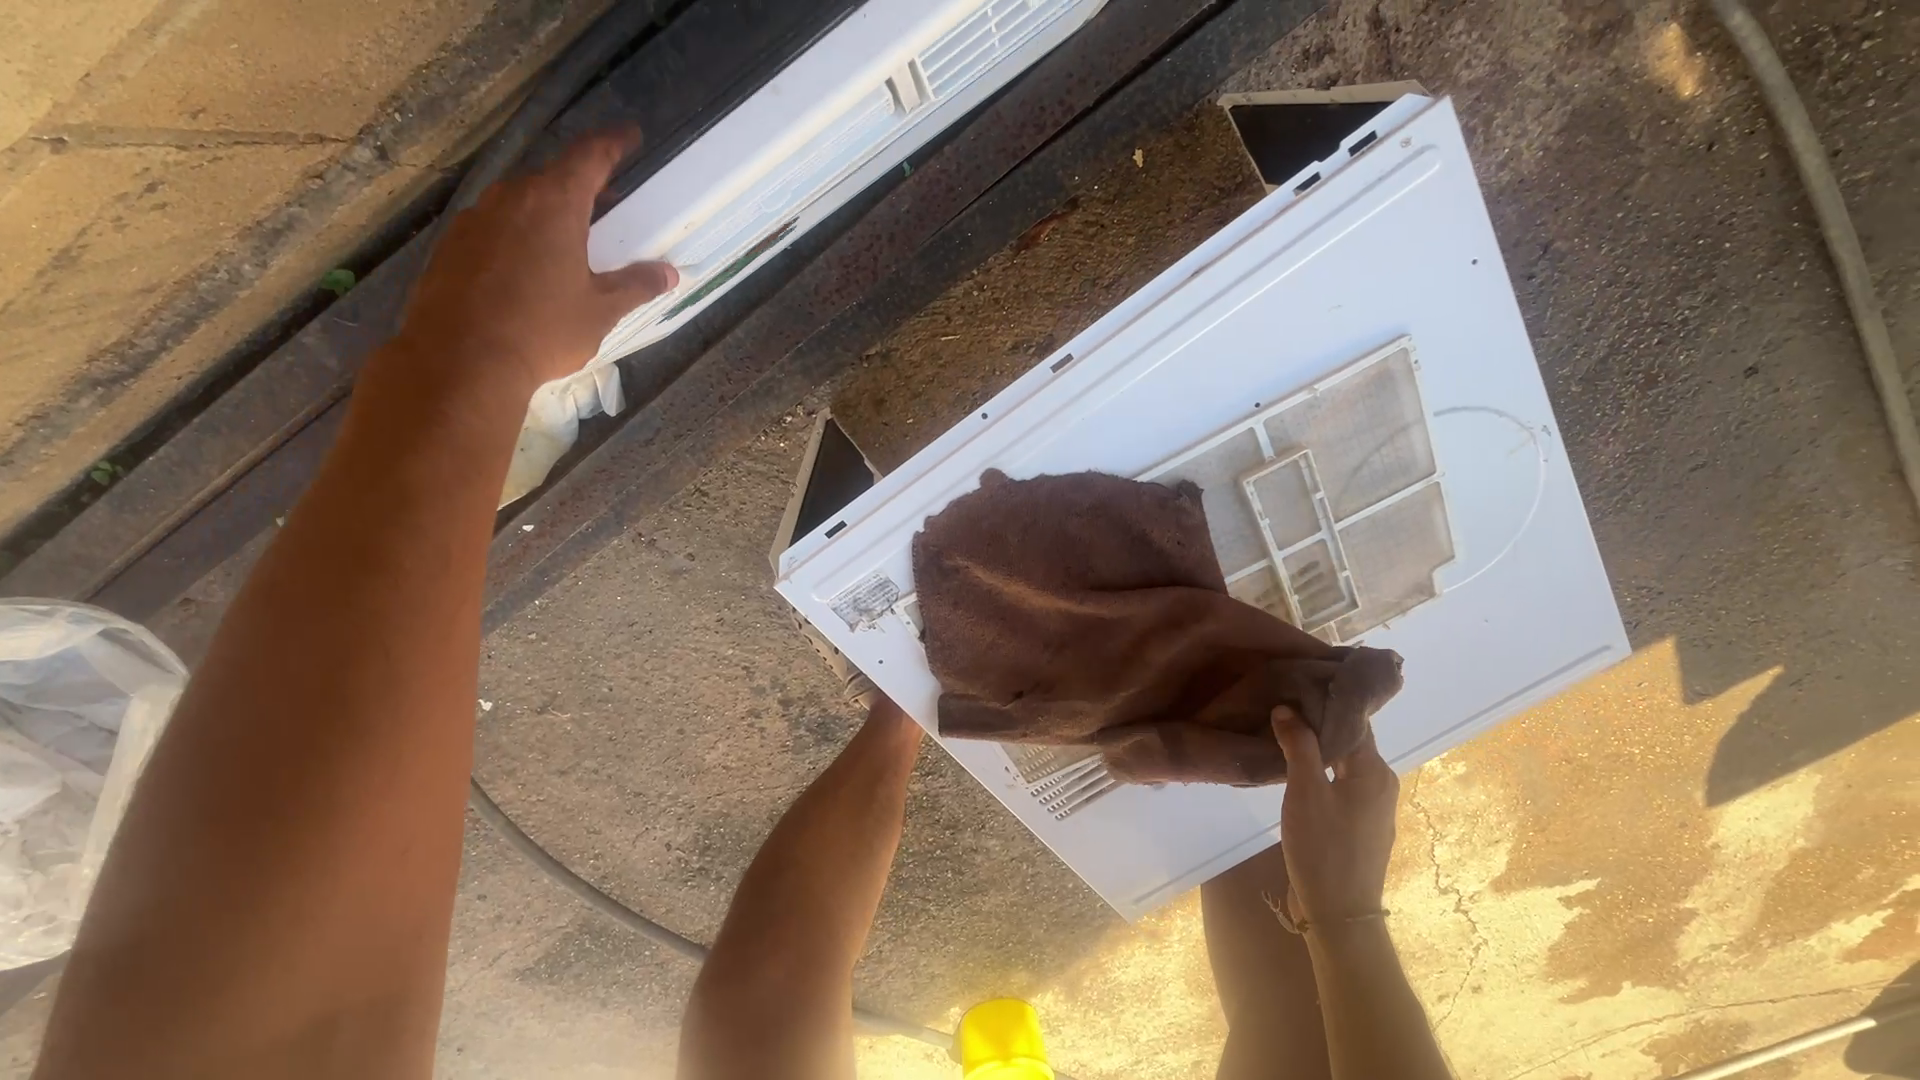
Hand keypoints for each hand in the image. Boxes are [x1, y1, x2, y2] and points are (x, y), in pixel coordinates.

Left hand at [392, 129, 677, 391]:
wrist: (460, 360)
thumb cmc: (543, 329)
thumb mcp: (601, 311)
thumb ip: (636, 286)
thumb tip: (668, 274)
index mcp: (555, 203)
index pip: (589, 156)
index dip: (613, 143)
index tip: (631, 136)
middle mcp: (511, 199)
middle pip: (553, 177)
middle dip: (584, 185)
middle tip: (609, 203)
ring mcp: (476, 220)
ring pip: (520, 202)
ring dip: (549, 211)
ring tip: (571, 239)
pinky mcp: (452, 246)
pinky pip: (495, 228)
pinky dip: (519, 235)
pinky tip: (529, 268)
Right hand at [1272, 707, 1398, 926]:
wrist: (1339, 914)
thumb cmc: (1324, 848)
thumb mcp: (1305, 792)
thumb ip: (1298, 746)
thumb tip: (1287, 708)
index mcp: (1374, 771)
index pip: (1353, 720)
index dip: (1326, 700)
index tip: (1296, 683)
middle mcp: (1380, 784)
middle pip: (1349, 741)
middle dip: (1318, 722)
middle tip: (1281, 703)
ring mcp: (1371, 807)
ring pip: (1342, 764)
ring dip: (1316, 748)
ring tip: (1280, 731)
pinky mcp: (1357, 826)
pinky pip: (1338, 784)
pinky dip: (1318, 771)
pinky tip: (1291, 770)